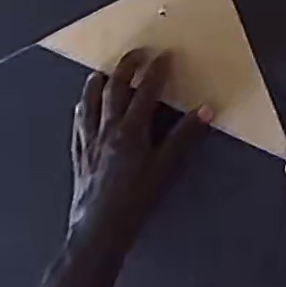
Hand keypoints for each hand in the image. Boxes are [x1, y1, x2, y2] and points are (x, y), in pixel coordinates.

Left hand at [68, 48, 209, 251]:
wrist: (98, 232)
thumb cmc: (136, 200)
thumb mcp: (166, 168)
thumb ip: (185, 136)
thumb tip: (206, 109)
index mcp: (132, 129)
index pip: (146, 90)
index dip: (157, 70)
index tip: (165, 55)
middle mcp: (108, 128)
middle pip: (115, 88)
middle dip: (127, 67)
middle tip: (137, 54)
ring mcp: (90, 140)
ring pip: (91, 102)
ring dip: (98, 83)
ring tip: (103, 71)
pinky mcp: (79, 154)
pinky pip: (78, 124)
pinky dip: (82, 109)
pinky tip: (82, 105)